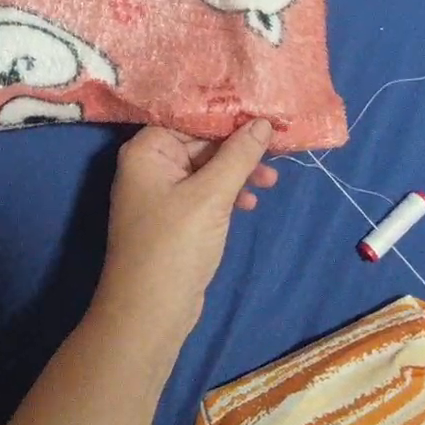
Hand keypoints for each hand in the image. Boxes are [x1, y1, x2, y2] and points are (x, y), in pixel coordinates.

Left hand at [98, 120, 278, 333]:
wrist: (149, 313)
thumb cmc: (175, 245)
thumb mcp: (212, 196)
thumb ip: (239, 155)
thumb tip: (263, 122)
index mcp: (147, 149)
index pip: (190, 116)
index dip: (228, 114)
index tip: (264, 111)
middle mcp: (150, 164)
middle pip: (201, 141)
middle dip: (238, 147)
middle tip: (277, 150)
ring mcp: (161, 191)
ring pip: (207, 167)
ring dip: (238, 172)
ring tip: (271, 183)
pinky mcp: (175, 216)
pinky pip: (206, 191)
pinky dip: (228, 193)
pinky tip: (250, 204)